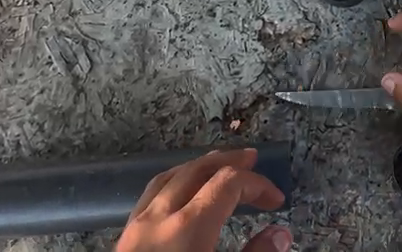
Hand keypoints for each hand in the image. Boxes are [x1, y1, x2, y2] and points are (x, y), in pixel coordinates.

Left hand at [115, 149, 290, 251]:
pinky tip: (180, 194)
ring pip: (169, 178)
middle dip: (227, 161)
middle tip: (251, 158)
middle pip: (197, 170)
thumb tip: (280, 234)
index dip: (258, 185)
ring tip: (218, 167)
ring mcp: (135, 230)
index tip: (277, 202)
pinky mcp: (121, 245)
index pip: (228, 184)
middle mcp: (158, 218)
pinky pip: (150, 197)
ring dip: (198, 168)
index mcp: (187, 228)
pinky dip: (173, 184)